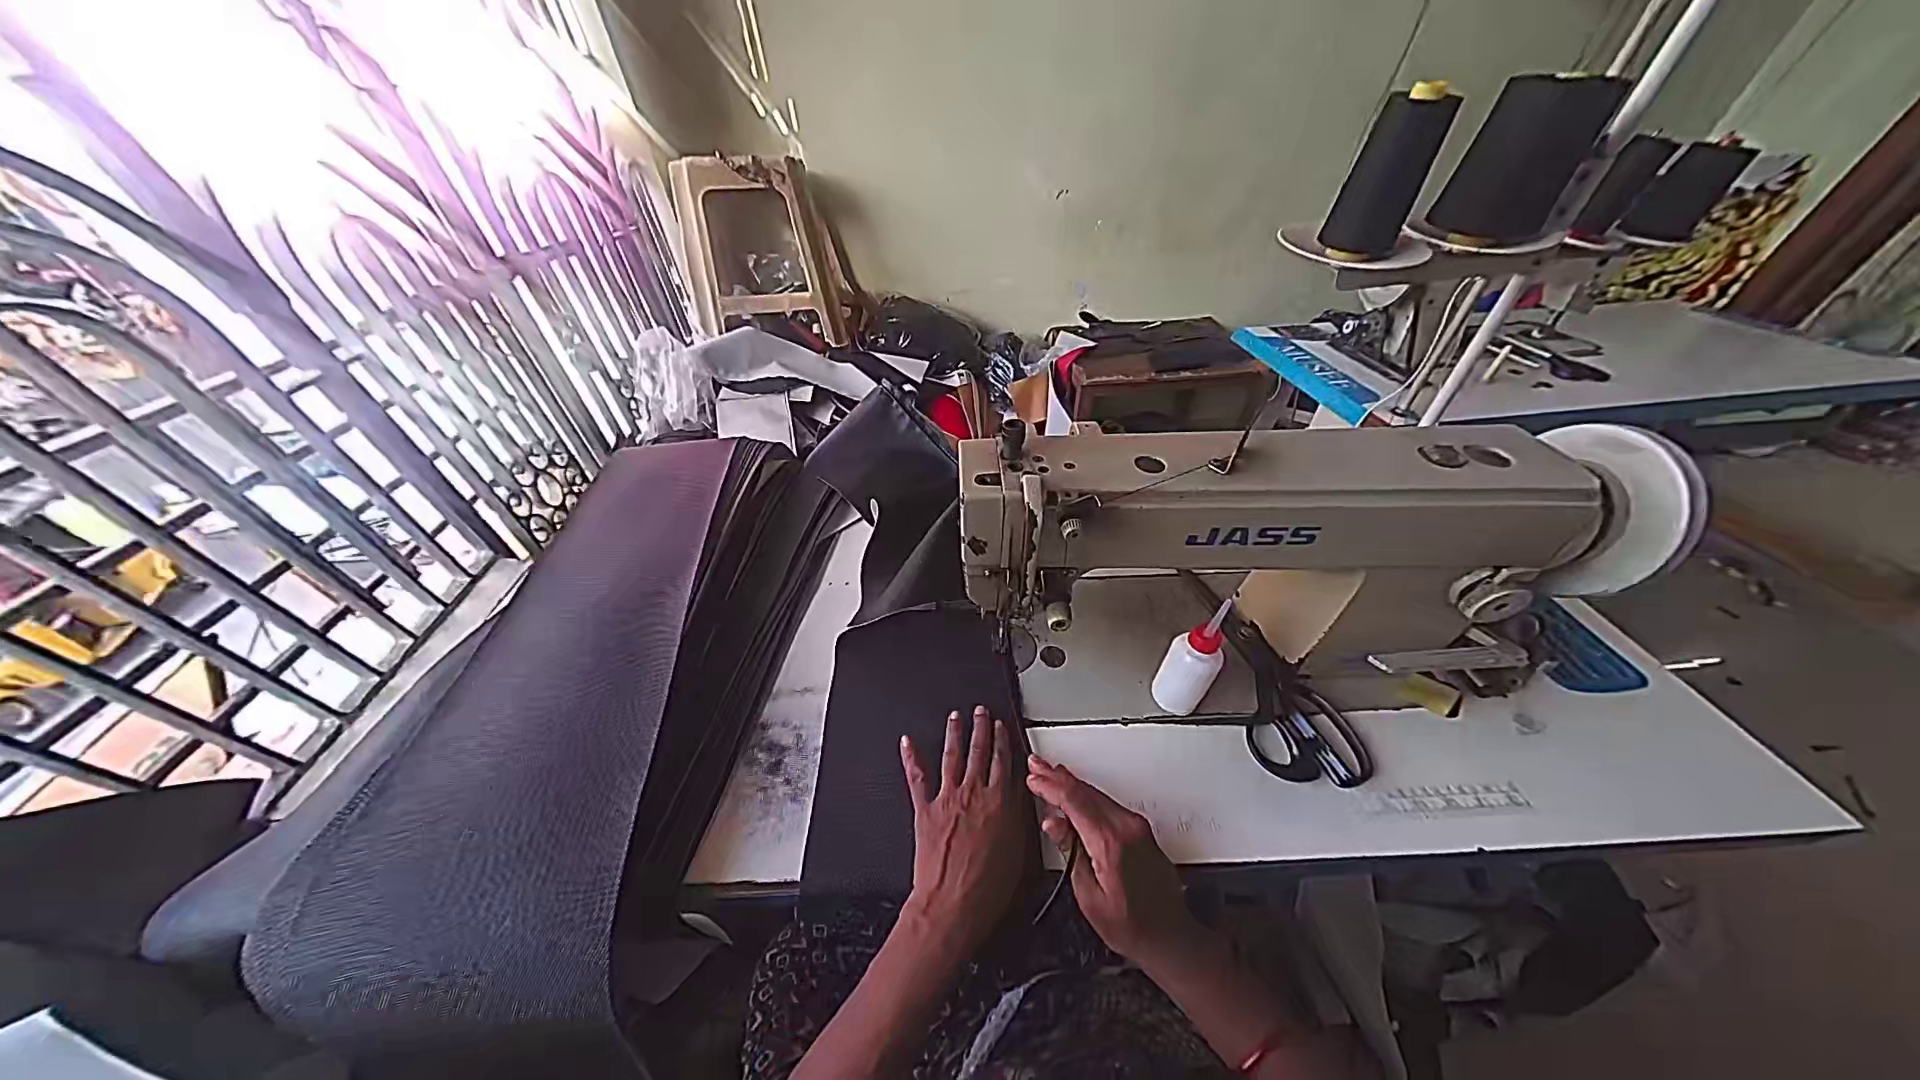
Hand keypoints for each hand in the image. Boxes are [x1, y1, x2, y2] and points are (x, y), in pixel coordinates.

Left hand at [898, 706, 1025, 950]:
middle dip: (981, 728)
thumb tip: (1020, 802)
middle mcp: (973, 794)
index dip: (1002, 740)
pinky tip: (907, 743)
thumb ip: (1019, 820)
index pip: (1003, 761)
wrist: (952, 904)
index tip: (1001, 726)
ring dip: (954, 734)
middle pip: (978, 751)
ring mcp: (947, 799)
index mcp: (999, 803)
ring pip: (951, 756)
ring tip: (955, 717)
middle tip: (981, 711)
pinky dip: (910, 758)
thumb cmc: (986, 888)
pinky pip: (916, 778)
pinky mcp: (925, 810)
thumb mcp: (1020, 853)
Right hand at [1026, 755, 1205, 967]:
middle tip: (1036, 767)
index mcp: (1110, 843)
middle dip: (1056, 776)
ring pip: (1096, 793)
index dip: (1049, 786)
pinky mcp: (1141, 830)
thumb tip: (1054, 825)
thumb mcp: (1089, 896)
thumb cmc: (1131, 925)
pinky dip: (1087, 794)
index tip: (1033, 779)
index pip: (1073, 800)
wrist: (1169, 937)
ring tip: (1050, 774)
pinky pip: (1108, 802)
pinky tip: (1075, 793)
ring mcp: (1136, 827)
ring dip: (1071, 783)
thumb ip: (1071, 854)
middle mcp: (1126, 828)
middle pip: (1085, 790)